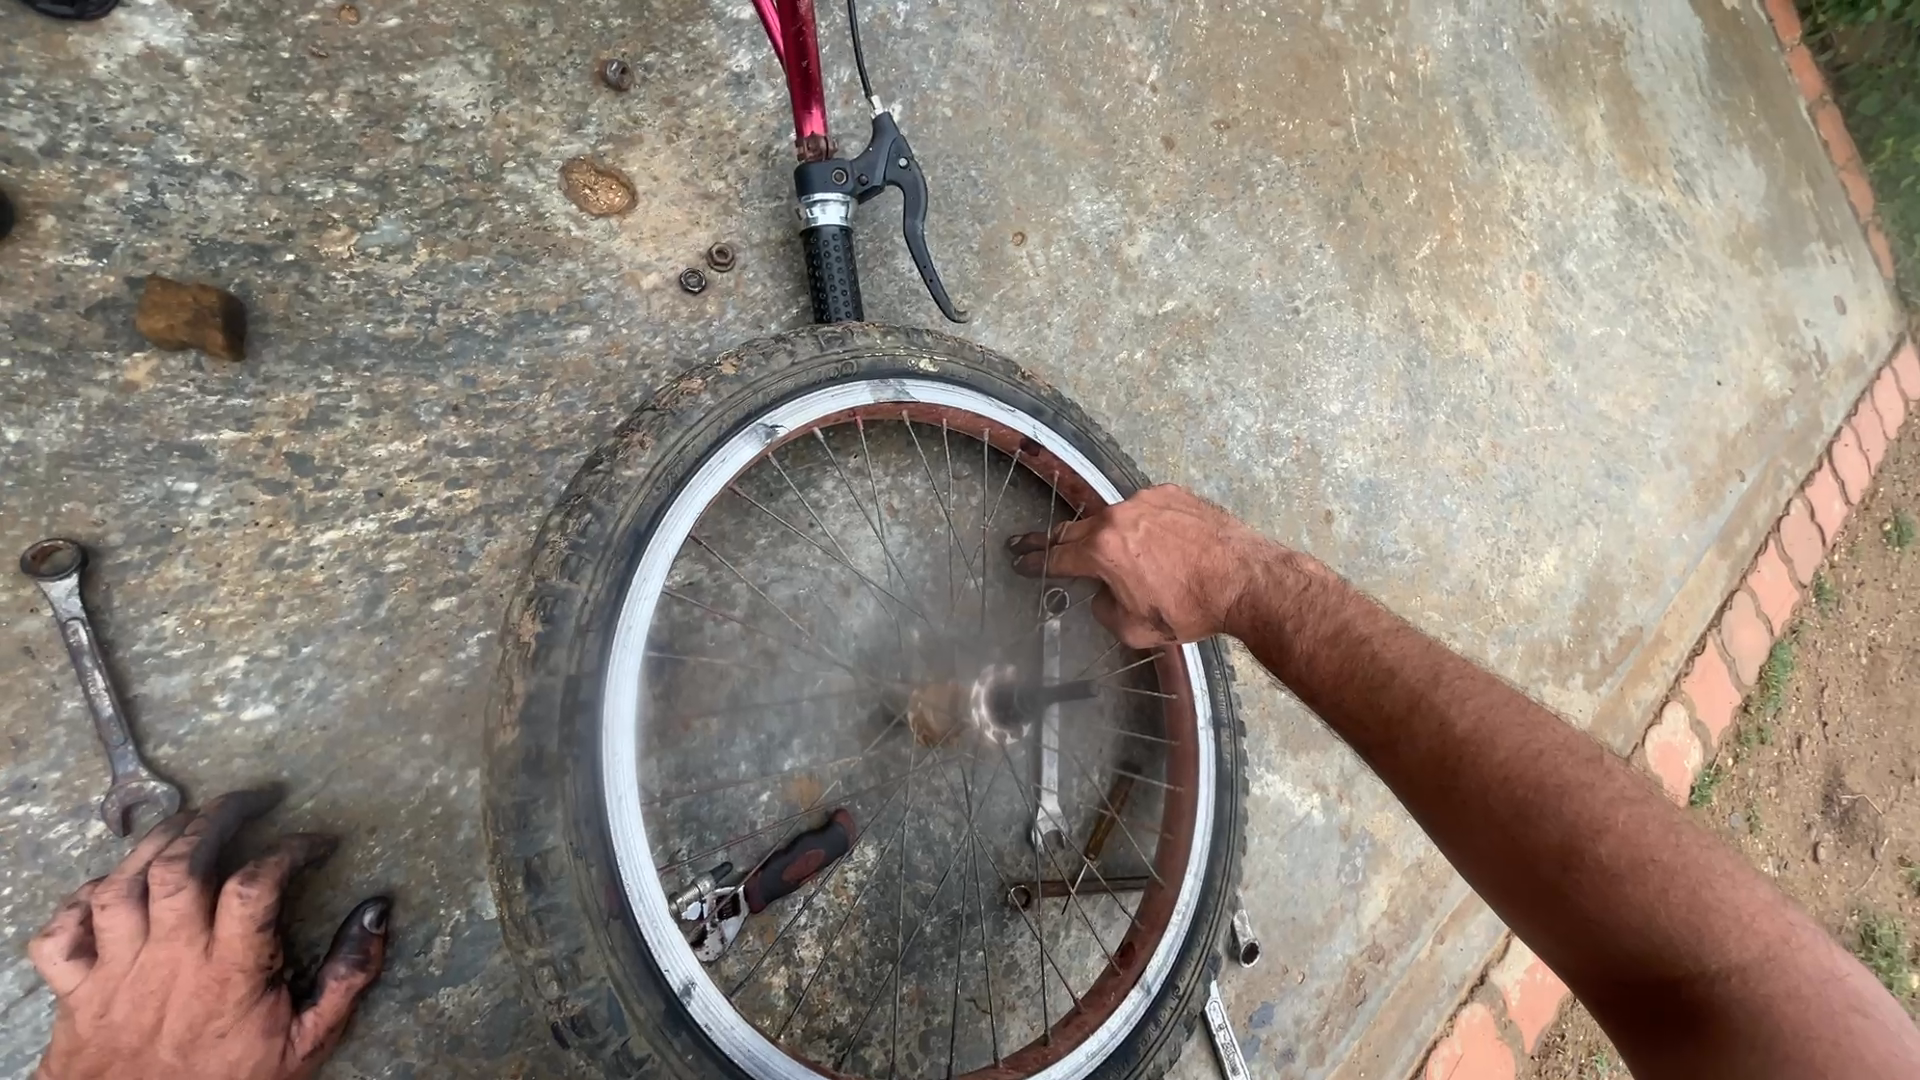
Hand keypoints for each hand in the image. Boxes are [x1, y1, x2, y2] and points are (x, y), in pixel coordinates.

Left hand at [27, 788, 389, 1079]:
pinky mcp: (72, 995)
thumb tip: (378, 910)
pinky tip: (118, 884)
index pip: (258, 882)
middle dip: (219, 817)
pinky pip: (59, 934)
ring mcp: (111, 976)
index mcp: (228, 970)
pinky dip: (84, 899)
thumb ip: (349, 976)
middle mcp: (166, 960)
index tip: (320, 843)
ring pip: (121, 885)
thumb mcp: (308, 1043)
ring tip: (193, 821)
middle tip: (254, 799)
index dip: (294, 848)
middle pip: (180, 865)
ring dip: (158, 841)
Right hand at [1007, 484, 1296, 646]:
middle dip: (1051, 539)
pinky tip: (1152, 541)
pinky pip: (1144, 507)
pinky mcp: (1172, 494)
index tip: (1019, 559)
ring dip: (1103, 533)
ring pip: (1112, 517)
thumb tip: (1103, 594)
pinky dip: (1140, 523)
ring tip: (1103, 548)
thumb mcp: (1134, 629)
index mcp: (1102, 551)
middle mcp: (1118, 518)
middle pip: (1074, 528)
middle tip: (1029, 542)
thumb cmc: (1191, 610)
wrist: (1246, 580)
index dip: (1034, 560)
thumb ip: (1105, 610)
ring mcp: (1146, 501)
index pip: (1057, 556)